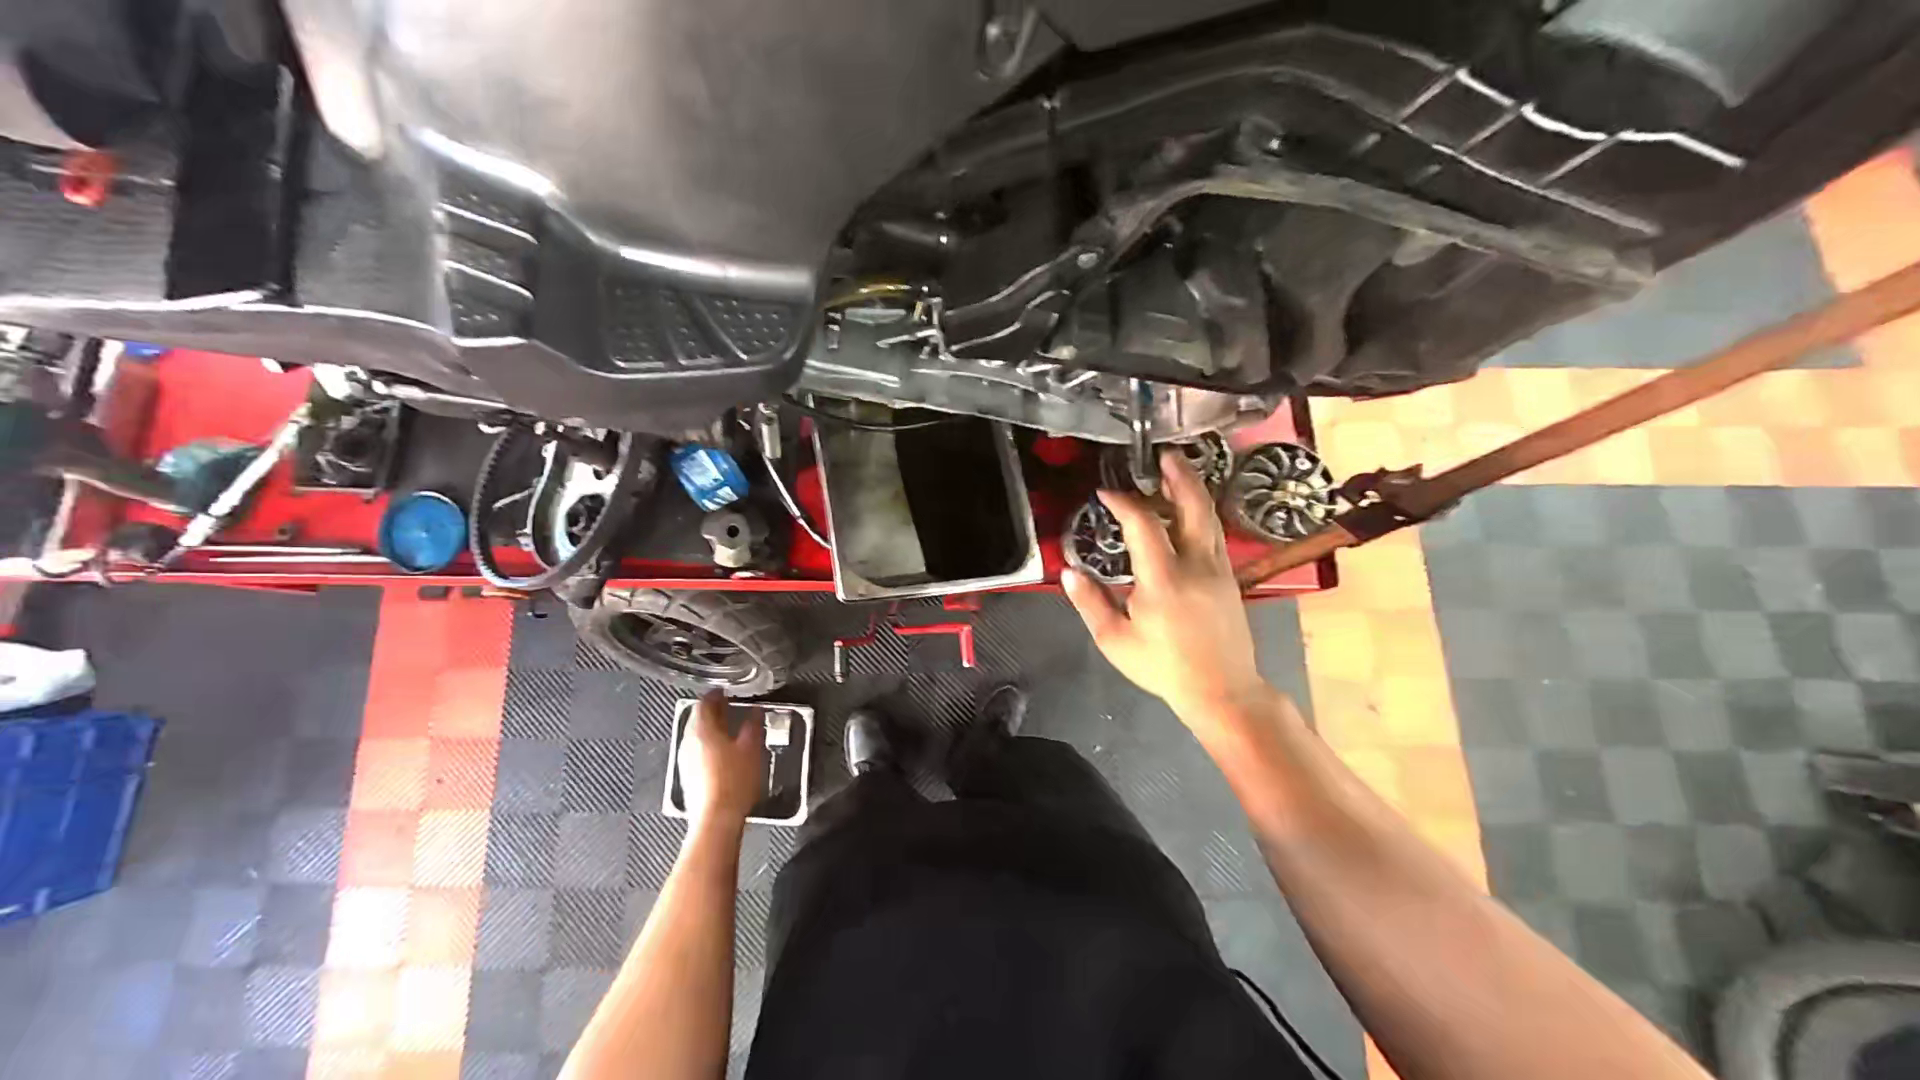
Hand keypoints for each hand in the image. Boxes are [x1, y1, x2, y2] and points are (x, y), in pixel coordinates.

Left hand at [678, 691, 764, 823]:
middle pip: (697, 718)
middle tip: (725, 706)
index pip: (704, 703)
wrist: (717, 819)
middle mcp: (689, 743)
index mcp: (703, 731)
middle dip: (712, 711)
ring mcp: (686, 761)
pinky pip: (696, 752)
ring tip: (726, 727)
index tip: (723, 692)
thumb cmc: (734, 783)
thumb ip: (753, 725)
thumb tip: (756, 713)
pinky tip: (722, 751)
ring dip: (710, 728)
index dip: (715, 695)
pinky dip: (708, 745)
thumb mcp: (752, 748)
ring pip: (695, 735)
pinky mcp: (689, 777)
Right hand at [1062, 450, 1269, 725]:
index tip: (1105, 494)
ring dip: (1192, 490)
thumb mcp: (1116, 641)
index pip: (1143, 524)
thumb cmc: (1164, 667)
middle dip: (1179, 476)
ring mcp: (1219, 569)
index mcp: (1163, 579)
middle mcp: (1196, 564)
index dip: (1123, 502)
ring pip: (1209, 517)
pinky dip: (1200, 514)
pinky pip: (1215, 534)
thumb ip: (1091, 603)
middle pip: (1192, 506)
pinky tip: (1189, 513)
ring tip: (1177, 472)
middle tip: (1164, 455)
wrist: (1222, 690)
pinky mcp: (1230, 578)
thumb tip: (1069, 573)